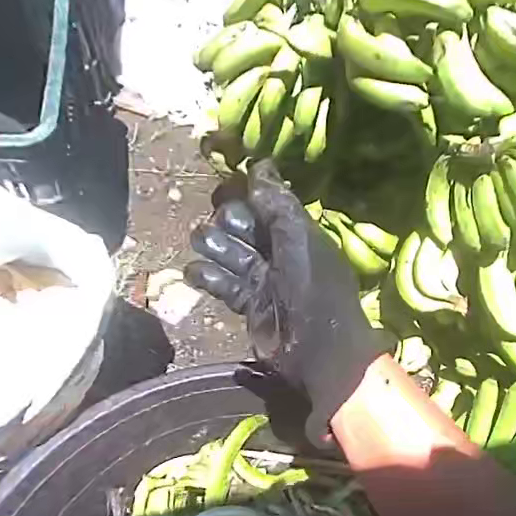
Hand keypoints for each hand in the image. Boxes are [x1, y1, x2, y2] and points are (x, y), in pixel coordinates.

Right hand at [185, 159, 385, 443]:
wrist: (318, 350)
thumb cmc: (315, 289)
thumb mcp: (301, 240)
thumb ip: (278, 204)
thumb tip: (260, 165)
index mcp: (299, 234)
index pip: (265, 204)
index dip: (248, 194)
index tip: (229, 187)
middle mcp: (280, 253)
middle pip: (241, 225)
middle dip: (229, 221)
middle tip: (229, 229)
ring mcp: (263, 280)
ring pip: (228, 252)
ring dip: (215, 246)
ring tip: (213, 250)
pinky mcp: (249, 305)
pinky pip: (222, 283)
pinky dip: (208, 276)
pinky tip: (198, 272)